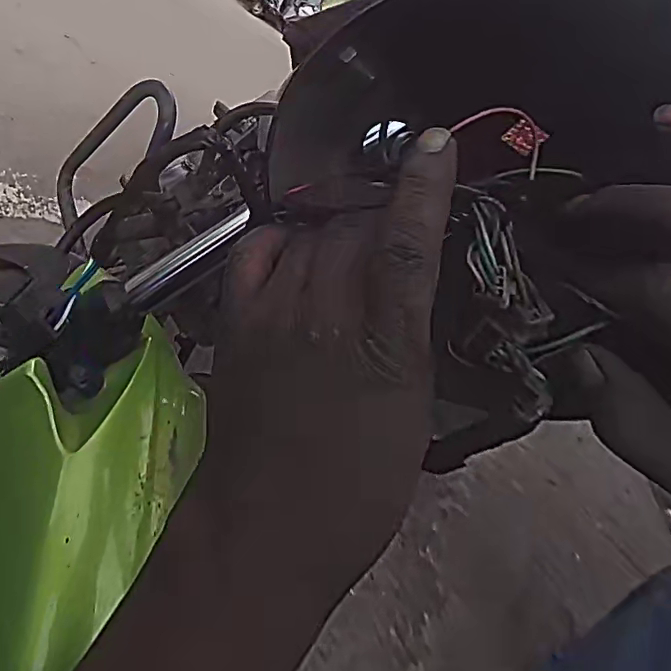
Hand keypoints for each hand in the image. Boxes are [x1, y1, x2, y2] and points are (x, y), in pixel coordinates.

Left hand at [200, 126, 457, 587]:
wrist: (264, 528)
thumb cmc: (355, 487)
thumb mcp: (410, 412)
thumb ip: (407, 336)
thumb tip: (404, 283)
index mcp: (384, 346)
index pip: (404, 246)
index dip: (422, 187)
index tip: (434, 143)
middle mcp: (325, 316)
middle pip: (354, 228)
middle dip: (378, 215)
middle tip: (389, 229)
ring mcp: (272, 314)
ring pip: (310, 235)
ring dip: (334, 230)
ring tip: (345, 246)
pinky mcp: (235, 321)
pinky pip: (256, 251)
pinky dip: (280, 241)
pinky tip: (294, 251)